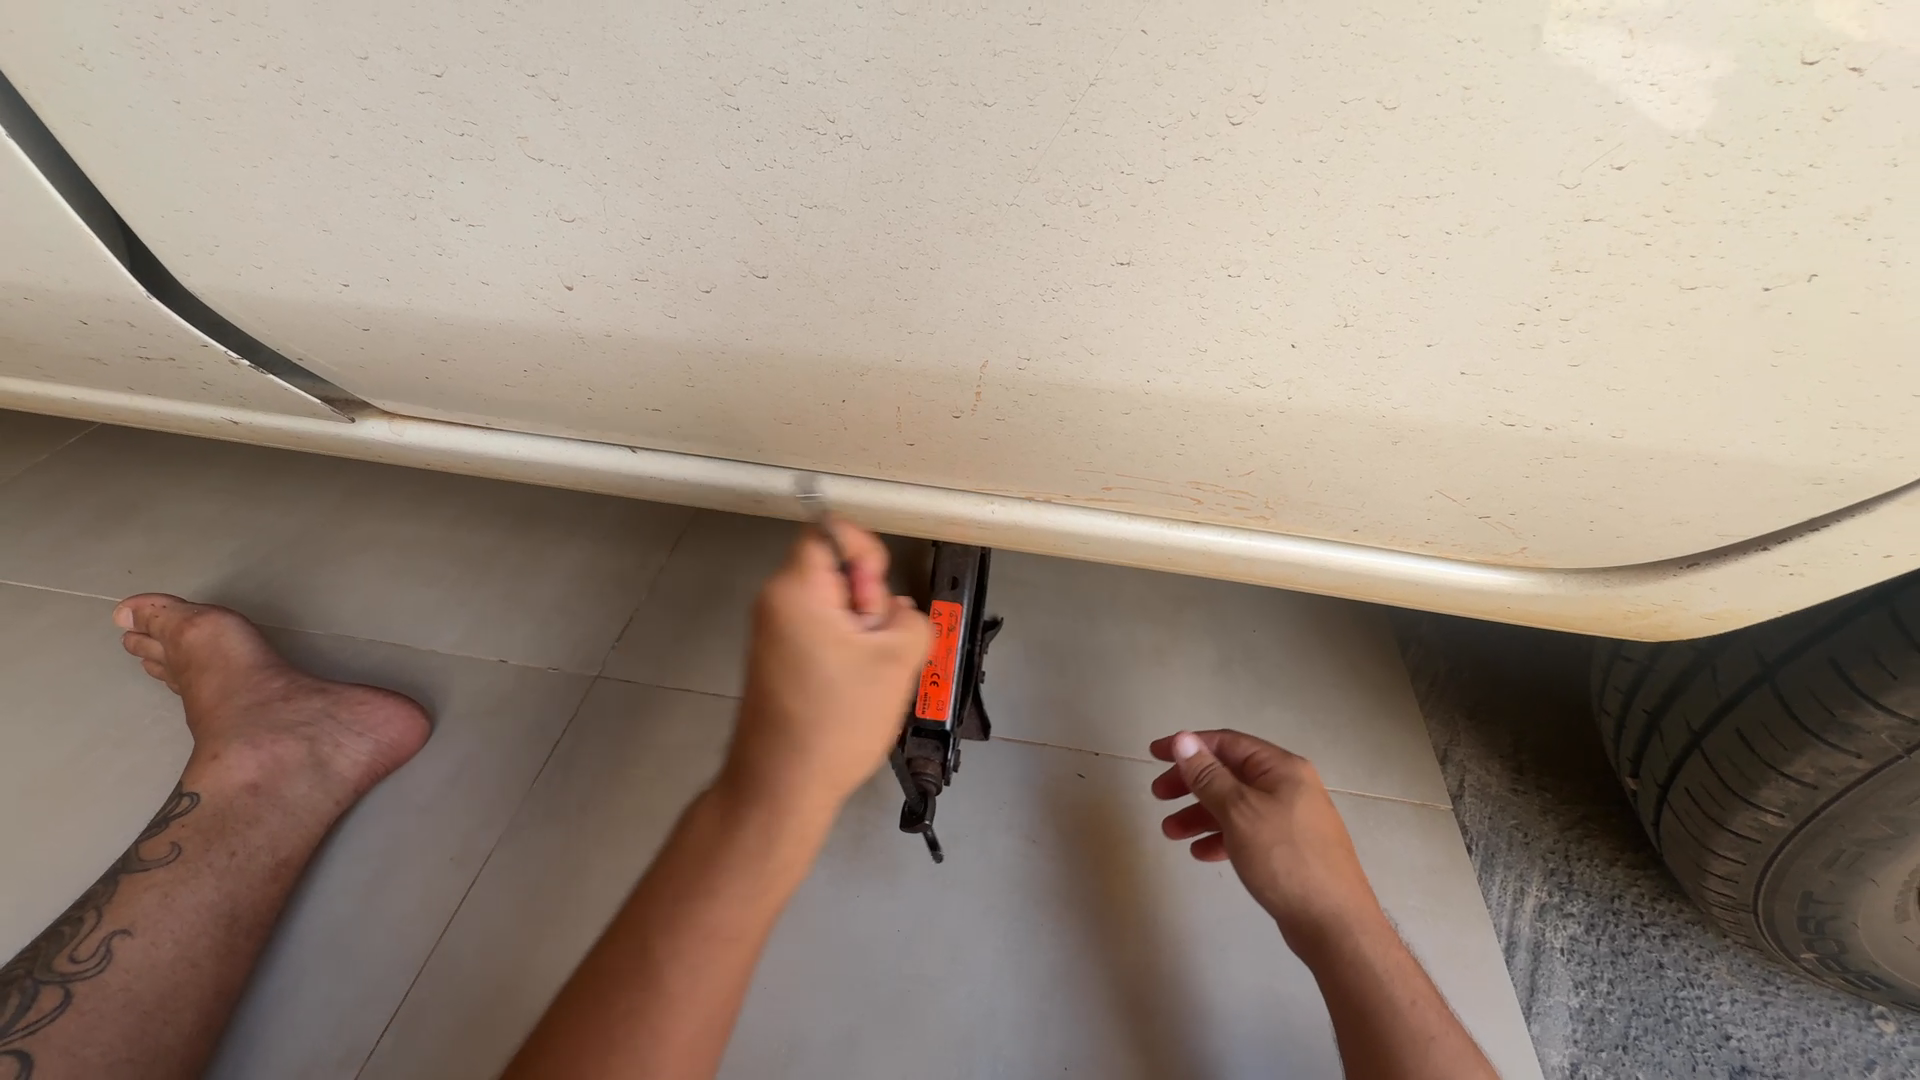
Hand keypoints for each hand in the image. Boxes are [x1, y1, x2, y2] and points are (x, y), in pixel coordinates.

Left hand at [724, 519, 931, 811]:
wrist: (781, 787)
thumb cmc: (837, 721)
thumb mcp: (897, 661)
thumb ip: (909, 616)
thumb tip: (895, 611)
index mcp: (795, 590)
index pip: (829, 532)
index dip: (865, 550)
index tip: (879, 594)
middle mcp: (776, 603)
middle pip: (835, 571)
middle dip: (869, 601)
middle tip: (877, 646)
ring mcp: (773, 634)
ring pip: (834, 606)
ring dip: (863, 632)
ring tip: (869, 675)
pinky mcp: (778, 660)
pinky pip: (822, 633)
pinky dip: (846, 650)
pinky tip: (856, 688)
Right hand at [1150, 729, 1384, 952]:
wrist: (1336, 926)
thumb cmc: (1285, 859)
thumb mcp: (1239, 811)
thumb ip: (1208, 775)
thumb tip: (1183, 739)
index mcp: (1281, 768)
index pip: (1227, 743)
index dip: (1188, 745)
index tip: (1154, 754)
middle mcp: (1288, 787)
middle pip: (1229, 774)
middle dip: (1190, 783)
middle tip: (1158, 795)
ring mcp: (1291, 819)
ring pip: (1235, 806)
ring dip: (1199, 814)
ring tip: (1170, 832)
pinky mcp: (1289, 850)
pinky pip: (1246, 832)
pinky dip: (1221, 837)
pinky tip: (1201, 853)